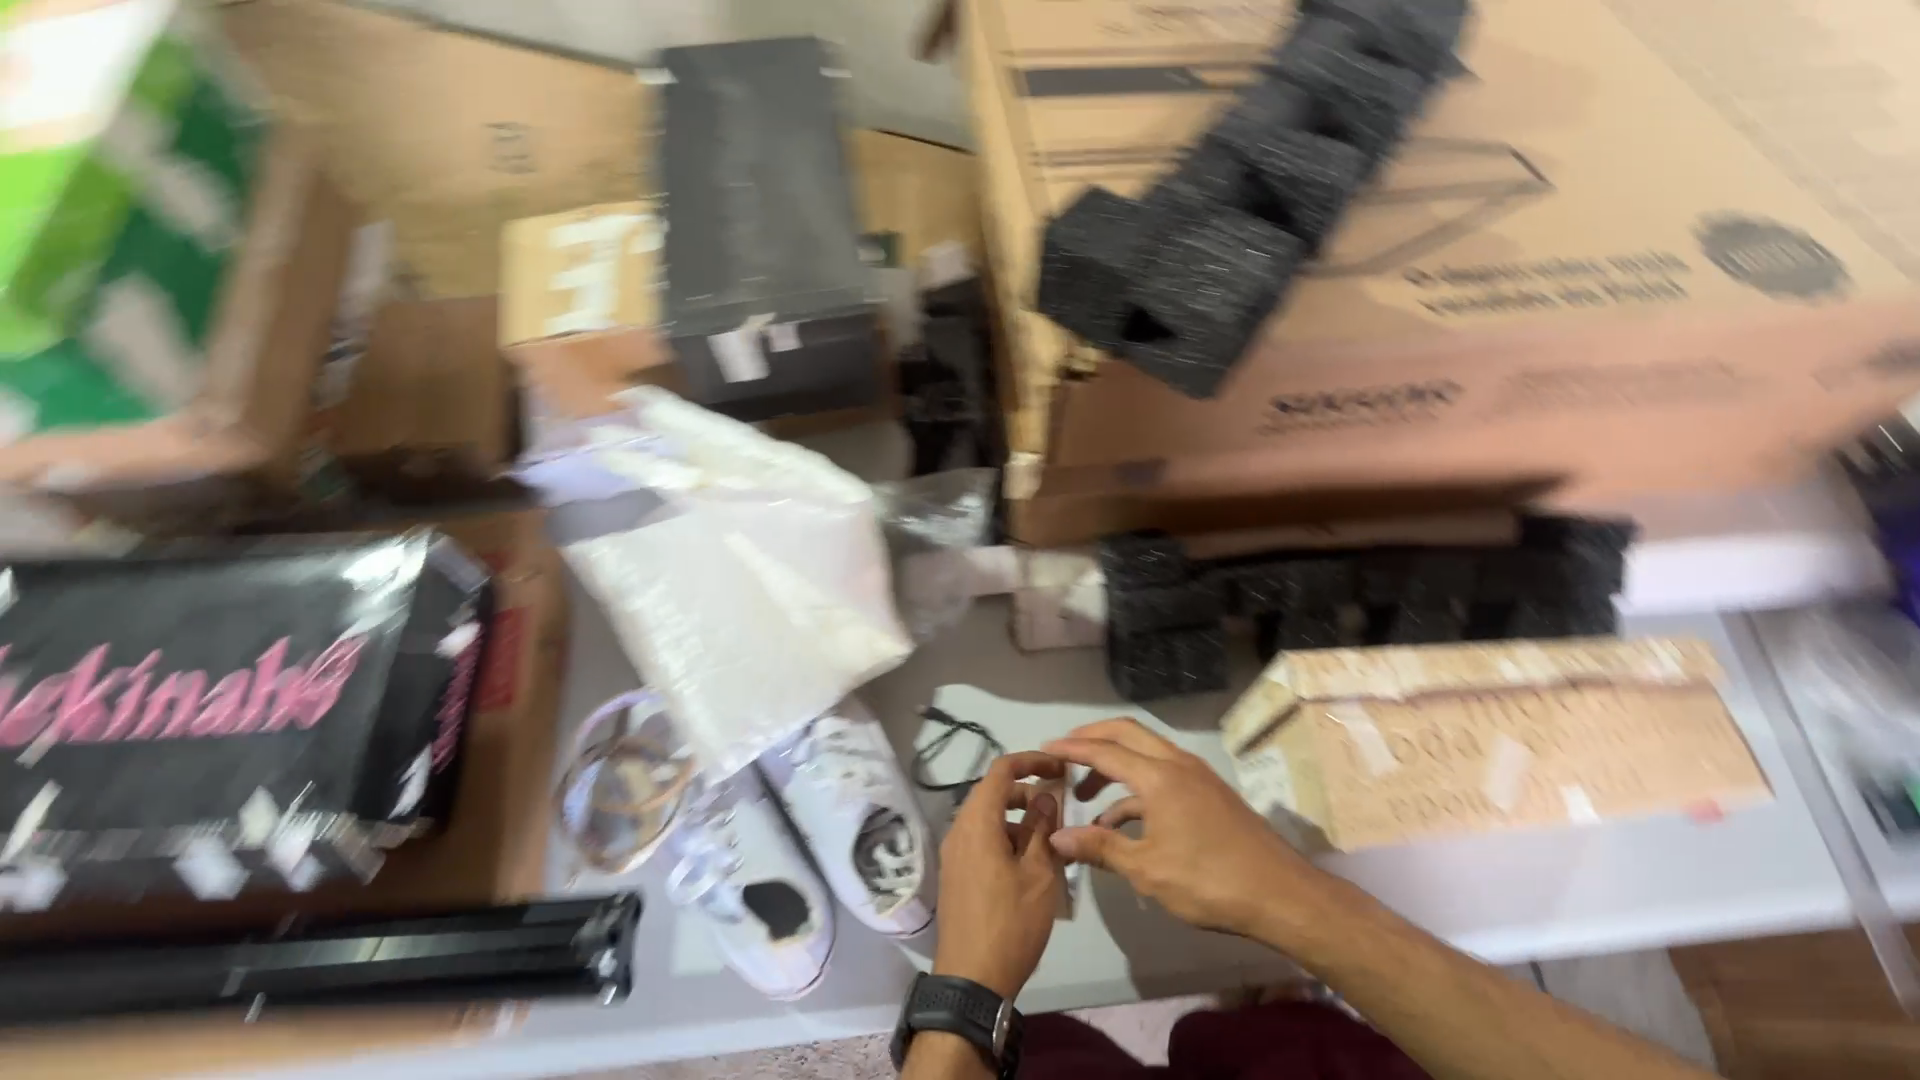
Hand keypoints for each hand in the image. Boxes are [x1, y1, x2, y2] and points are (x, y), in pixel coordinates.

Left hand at [932, 751, 1065, 998]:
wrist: (971, 980)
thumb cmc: (1010, 923)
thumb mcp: (1039, 875)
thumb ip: (1043, 829)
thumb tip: (1045, 796)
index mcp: (977, 823)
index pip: (1001, 770)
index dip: (1032, 761)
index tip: (1060, 766)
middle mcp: (959, 830)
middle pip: (993, 793)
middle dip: (1027, 792)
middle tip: (1061, 806)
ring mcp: (954, 854)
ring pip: (988, 819)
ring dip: (1019, 819)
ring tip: (1052, 841)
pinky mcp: (956, 874)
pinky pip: (981, 841)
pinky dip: (1006, 839)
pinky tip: (1032, 865)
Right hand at [1044, 718, 1338, 942]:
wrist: (1281, 896)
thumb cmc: (1209, 881)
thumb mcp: (1146, 869)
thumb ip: (1100, 848)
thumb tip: (1057, 837)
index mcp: (1159, 776)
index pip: (1104, 751)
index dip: (1072, 749)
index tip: (1045, 749)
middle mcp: (1178, 765)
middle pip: (1127, 734)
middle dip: (1093, 739)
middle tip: (1065, 754)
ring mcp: (1198, 778)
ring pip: (1147, 754)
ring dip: (1116, 767)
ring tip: (1088, 799)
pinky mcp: (1210, 795)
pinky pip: (1163, 776)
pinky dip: (1138, 788)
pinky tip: (1124, 823)